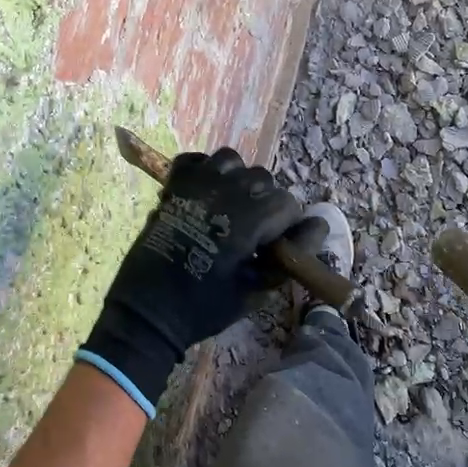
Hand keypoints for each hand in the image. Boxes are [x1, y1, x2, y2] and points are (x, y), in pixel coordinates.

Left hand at [76, 148, 325, 416]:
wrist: (148, 307)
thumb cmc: (205, 305)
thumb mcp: (255, 289)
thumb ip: (291, 255)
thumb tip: (319, 226)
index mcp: (248, 218)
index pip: (287, 202)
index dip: (285, 224)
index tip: (273, 243)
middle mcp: (225, 190)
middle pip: (262, 178)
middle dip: (264, 201)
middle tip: (251, 230)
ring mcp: (196, 182)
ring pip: (231, 161)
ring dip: (236, 180)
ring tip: (229, 207)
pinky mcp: (173, 182)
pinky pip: (196, 160)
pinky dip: (204, 171)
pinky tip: (204, 195)